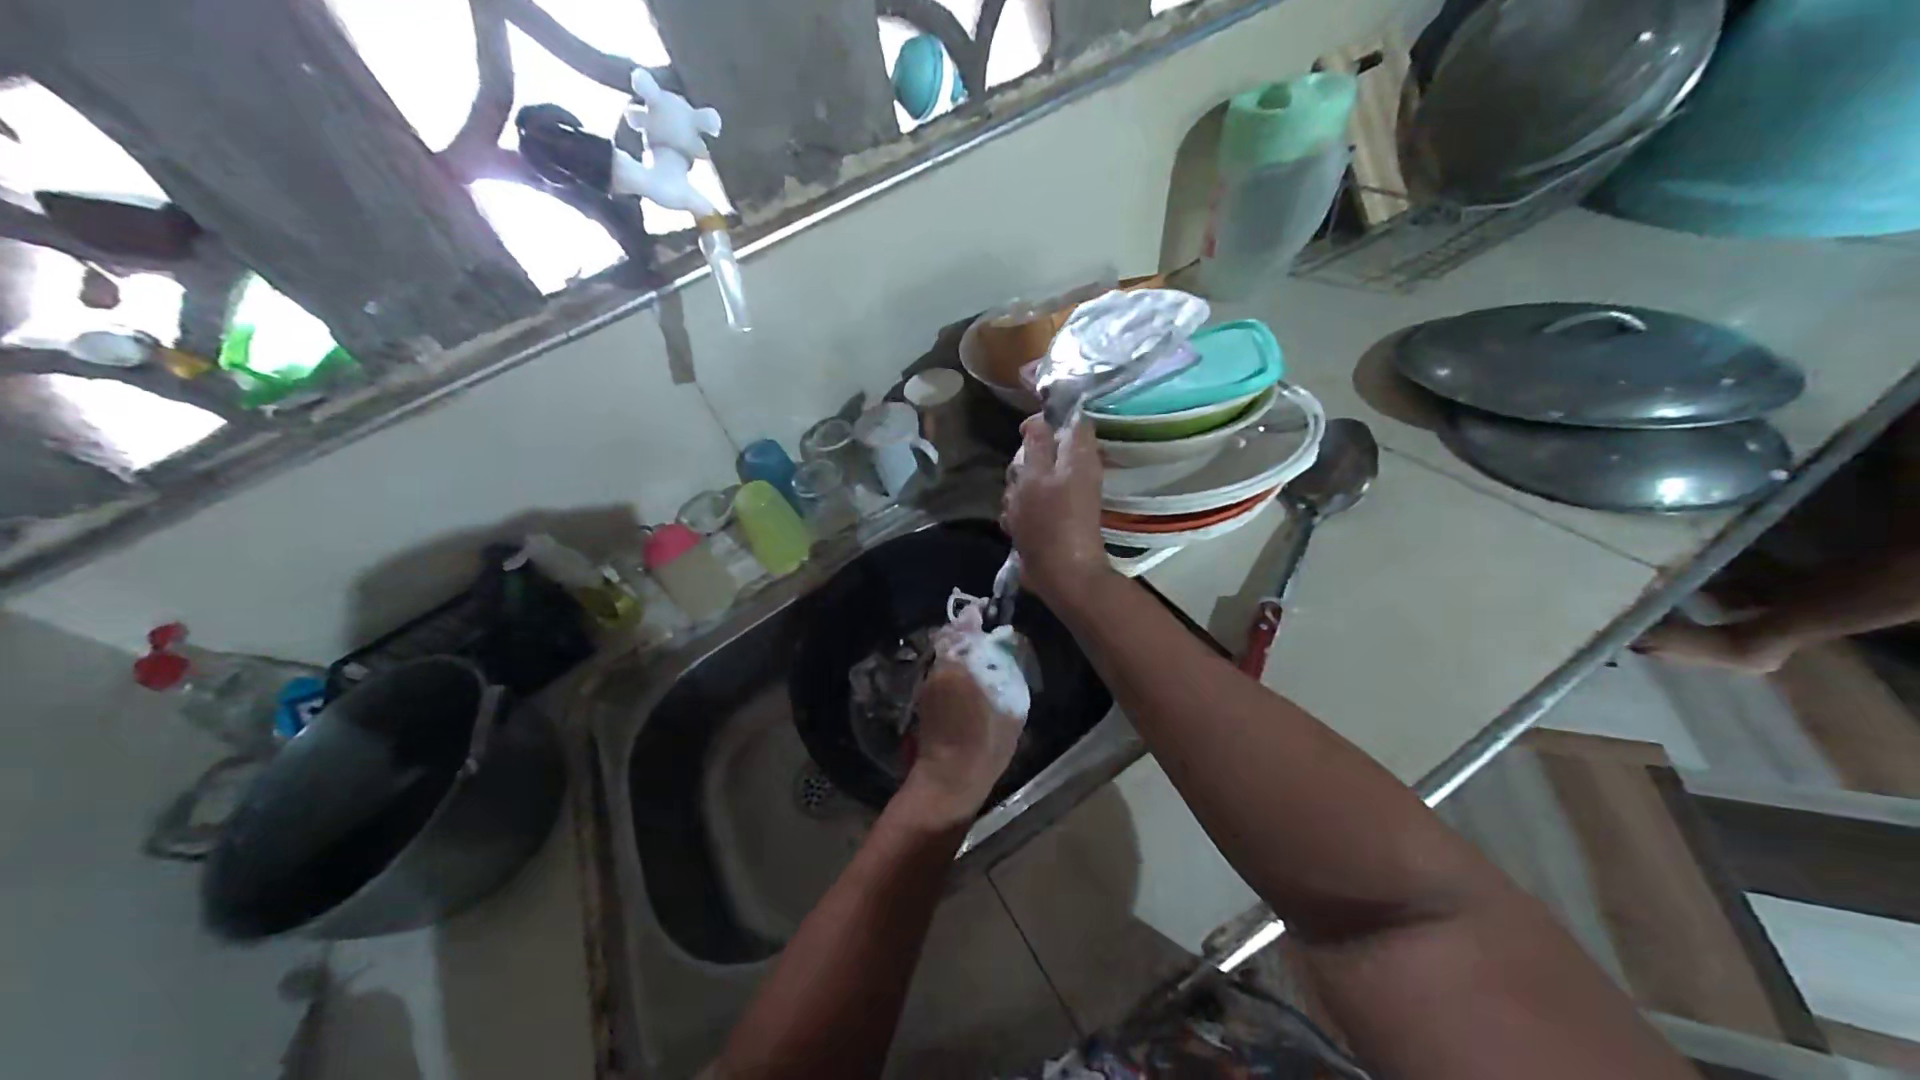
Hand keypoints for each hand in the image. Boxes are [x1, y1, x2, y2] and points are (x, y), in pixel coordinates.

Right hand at [903, 658, 1023, 823]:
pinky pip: (957, 729)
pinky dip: (943, 720)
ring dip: (948, 695)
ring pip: (969, 705)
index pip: (999, 657)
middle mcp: (1012, 721)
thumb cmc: (954, 726)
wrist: (944, 792)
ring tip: (924, 693)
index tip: (948, 642)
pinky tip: (925, 724)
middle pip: (983, 681)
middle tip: (932, 667)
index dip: (973, 644)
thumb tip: (971, 613)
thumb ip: (961, 642)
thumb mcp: (952, 674)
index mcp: (1016, 697)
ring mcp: (994, 746)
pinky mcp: (971, 765)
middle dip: (957, 671)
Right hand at [1002, 416, 1111, 601]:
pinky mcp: (1054, 518)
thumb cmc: (1048, 521)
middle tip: (1016, 481)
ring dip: (1017, 492)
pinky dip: (1020, 512)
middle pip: (1045, 451)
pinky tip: (1014, 526)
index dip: (1045, 420)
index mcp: (1079, 456)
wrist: (1061, 574)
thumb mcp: (1034, 477)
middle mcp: (1076, 472)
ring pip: (1033, 479)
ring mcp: (1066, 497)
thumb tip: (1038, 420)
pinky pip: (1032, 503)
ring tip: (1014, 510)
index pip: (1071, 419)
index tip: (1022, 433)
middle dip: (1023, 463)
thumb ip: (1037, 443)